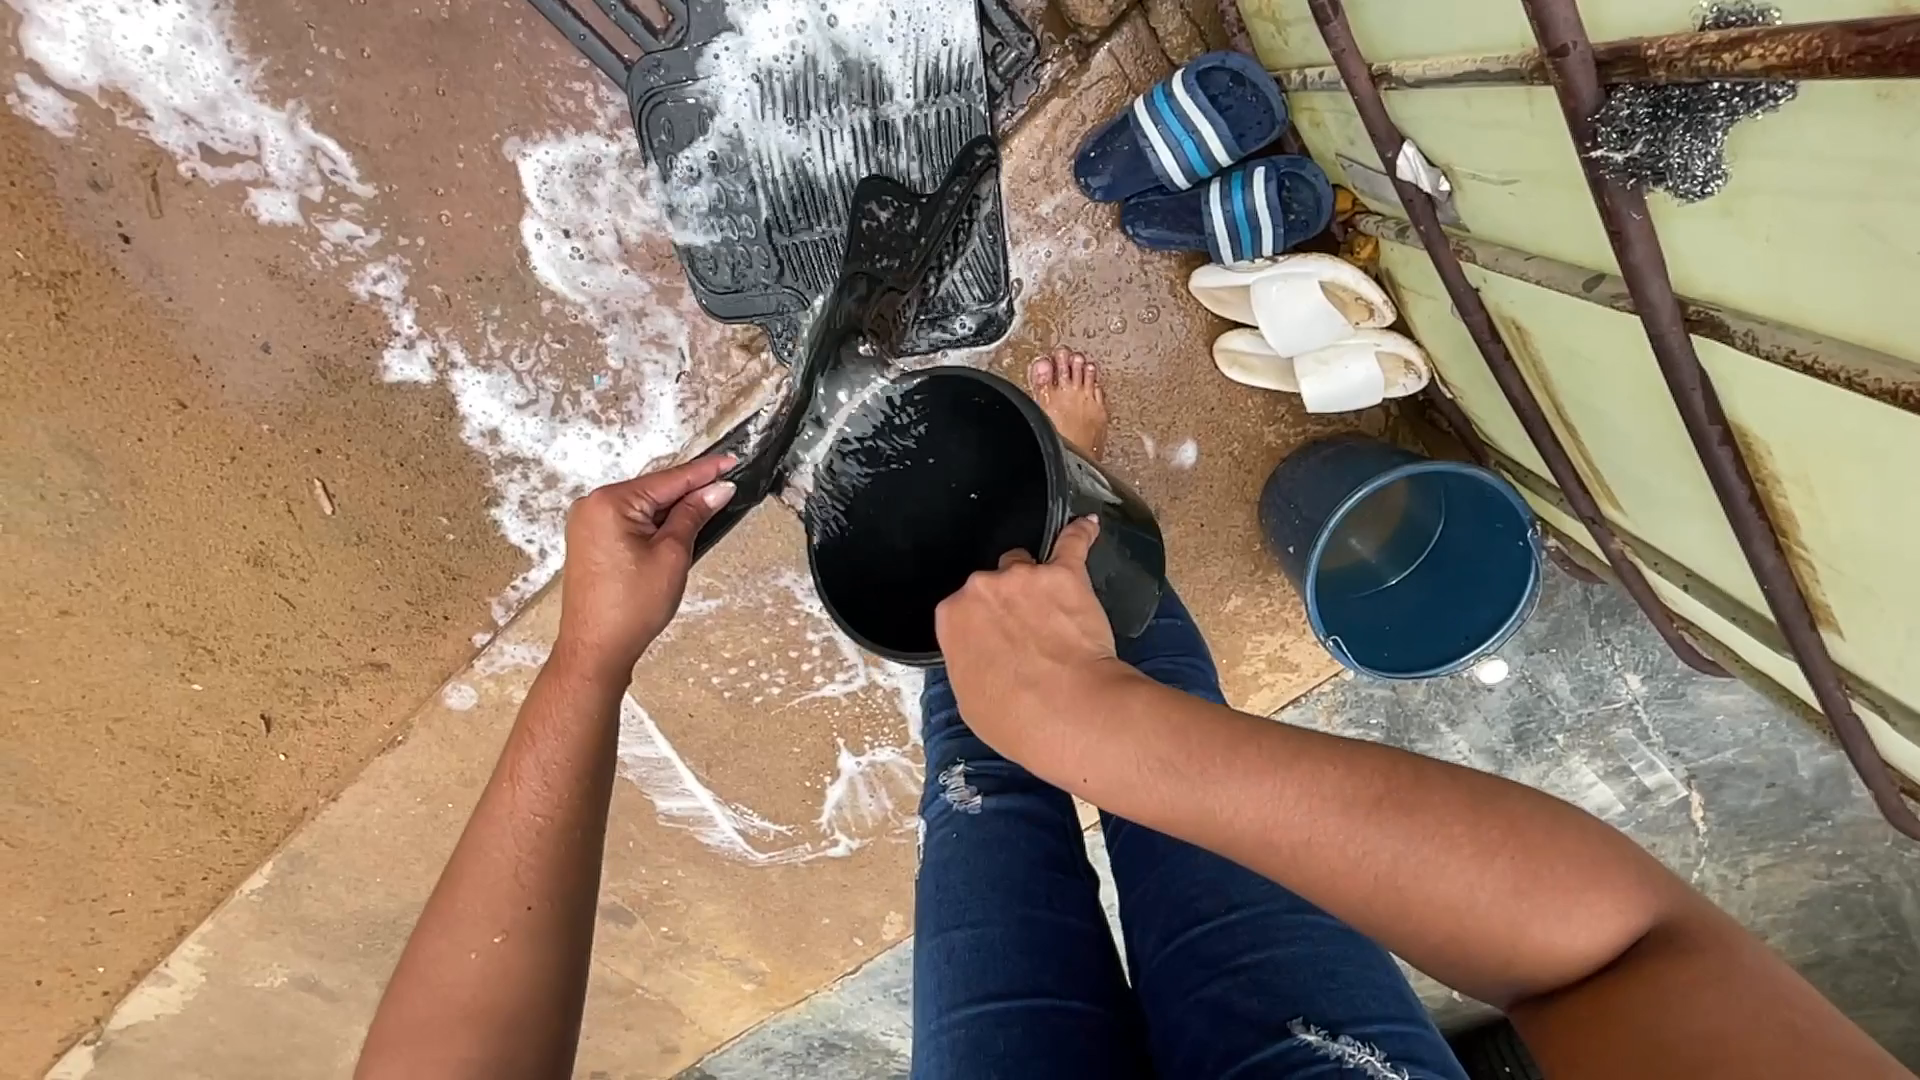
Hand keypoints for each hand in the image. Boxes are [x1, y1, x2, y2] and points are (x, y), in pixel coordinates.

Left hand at [554, 455, 735, 679]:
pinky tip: (681, 523)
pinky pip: (632, 519)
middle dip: (692, 489)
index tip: (731, 461)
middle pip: (656, 489)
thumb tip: (718, 490)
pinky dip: (659, 520)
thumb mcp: (673, 554)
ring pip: (646, 505)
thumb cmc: (631, 606)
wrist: (596, 648)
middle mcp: (593, 505)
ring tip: (711, 503)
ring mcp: (589, 523)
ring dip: (677, 507)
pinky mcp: (593, 540)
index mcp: (610, 502)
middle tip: (728, 484)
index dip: (705, 471)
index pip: (669, 479)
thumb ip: (694, 515)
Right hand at [933, 516, 1130, 765]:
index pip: (960, 611)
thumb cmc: (1016, 717)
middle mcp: (982, 588)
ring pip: (1025, 566)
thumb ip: (968, 662)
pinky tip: (1086, 526)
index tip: (994, 645)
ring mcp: (1025, 577)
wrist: (1067, 711)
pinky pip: (1072, 542)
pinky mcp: (1066, 574)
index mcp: (952, 617)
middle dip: (1005, 606)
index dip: (980, 629)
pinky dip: (1079, 535)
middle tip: (1026, 637)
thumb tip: (980, 657)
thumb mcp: (968, 700)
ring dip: (1035, 583)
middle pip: (991, 585)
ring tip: (1055, 612)